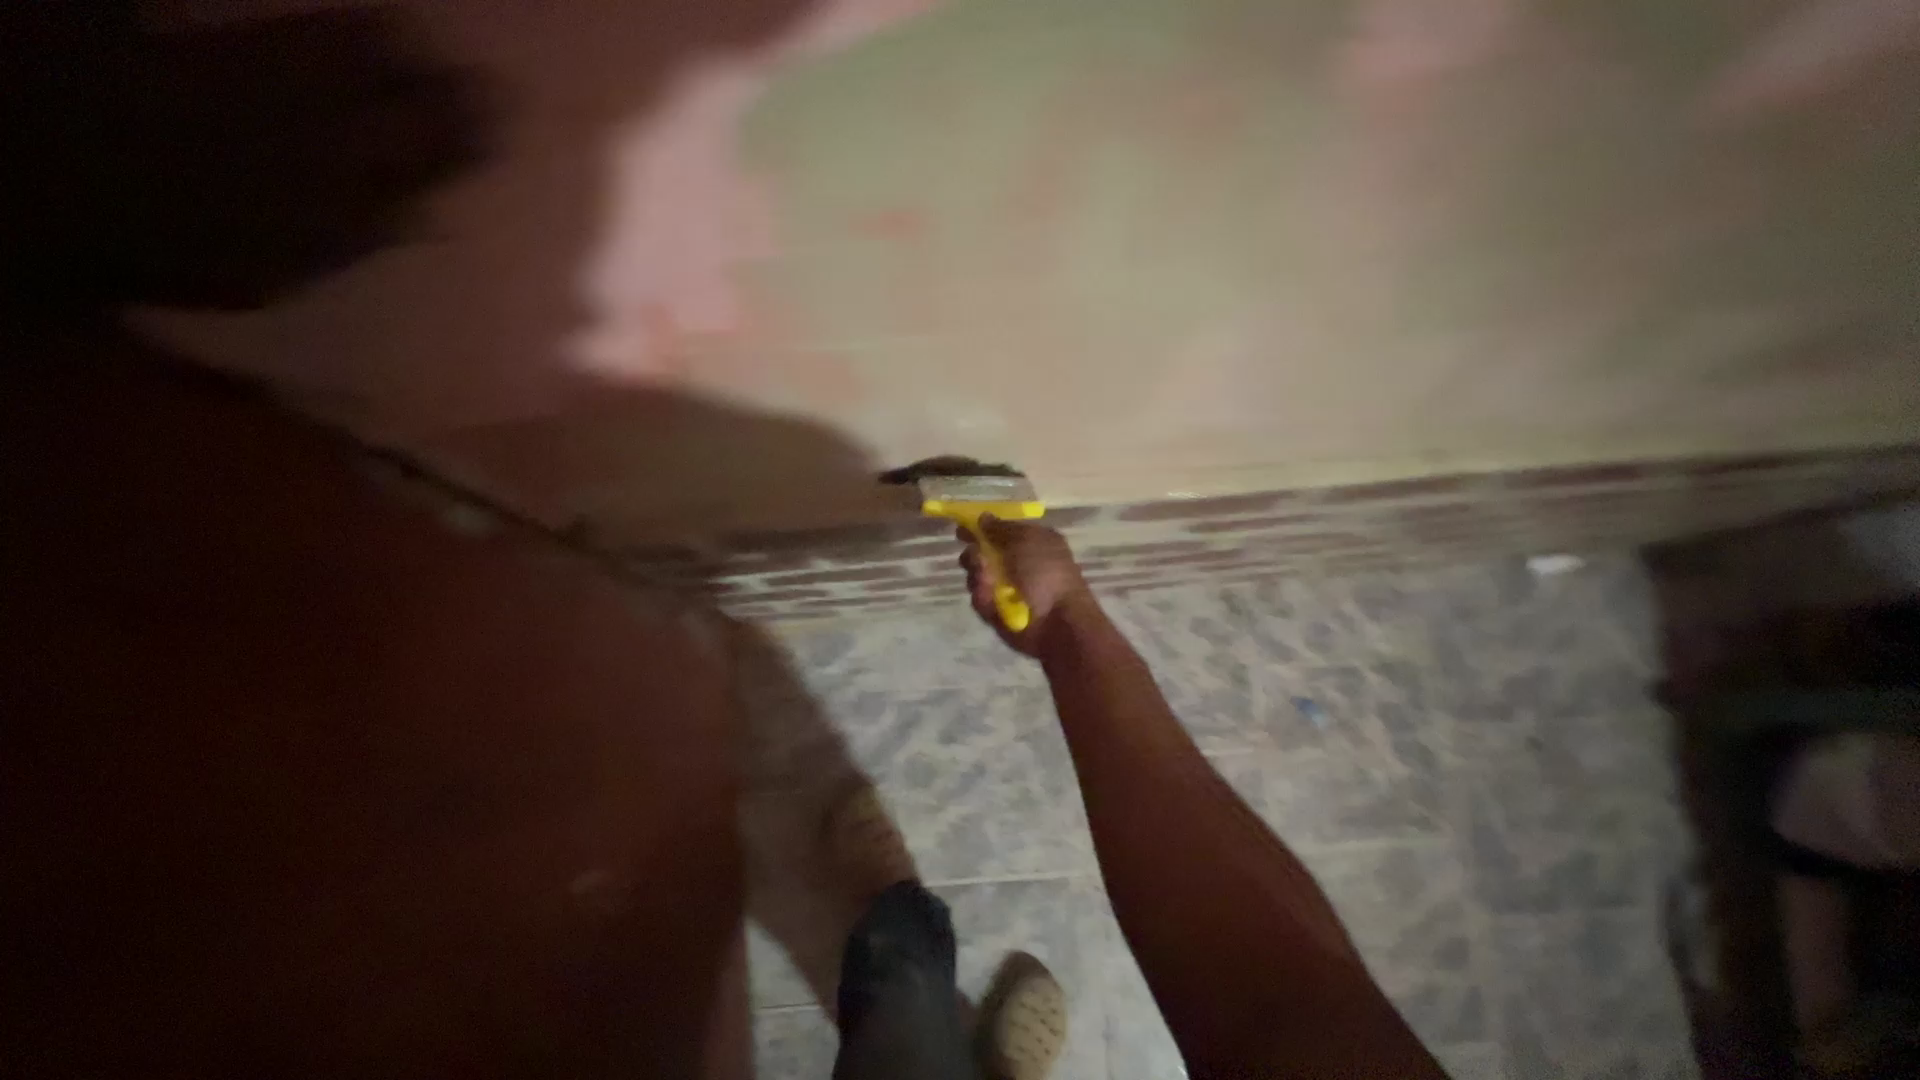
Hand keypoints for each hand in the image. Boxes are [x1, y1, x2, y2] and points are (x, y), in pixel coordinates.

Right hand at [956, 515, 1097, 656]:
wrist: (1058, 620)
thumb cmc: (1047, 571)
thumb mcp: (1026, 539)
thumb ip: (1000, 528)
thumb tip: (983, 517)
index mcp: (1031, 543)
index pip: (999, 531)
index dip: (981, 529)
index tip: (962, 530)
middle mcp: (1017, 564)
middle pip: (981, 553)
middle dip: (973, 554)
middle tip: (976, 558)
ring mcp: (1006, 589)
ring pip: (976, 576)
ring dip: (977, 573)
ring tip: (986, 578)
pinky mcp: (997, 611)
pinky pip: (979, 598)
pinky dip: (982, 594)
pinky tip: (989, 595)